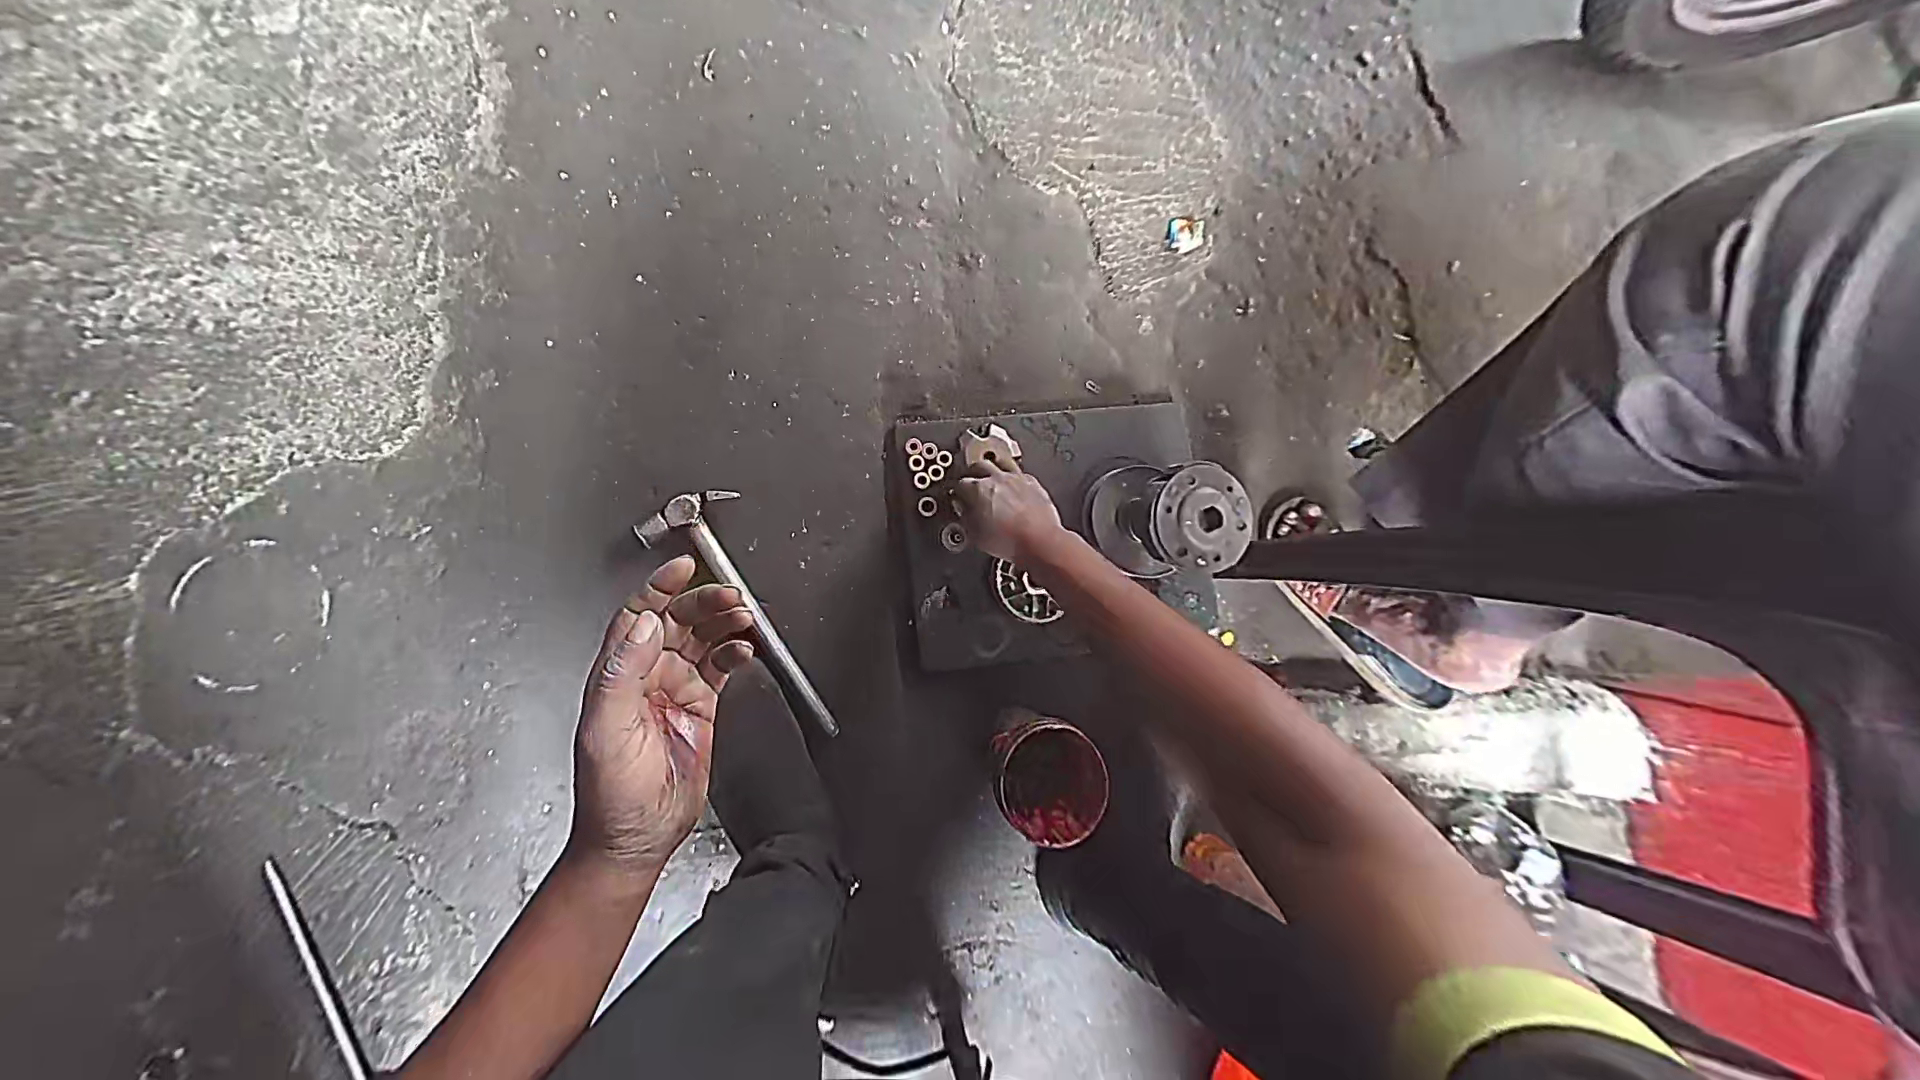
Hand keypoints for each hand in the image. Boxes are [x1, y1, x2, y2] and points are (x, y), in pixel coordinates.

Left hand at [569, 556, 754, 880]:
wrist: (637, 836)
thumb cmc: (611, 793)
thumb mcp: (607, 728)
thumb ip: (622, 672)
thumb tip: (642, 623)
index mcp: (618, 674)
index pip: (638, 615)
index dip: (660, 587)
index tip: (683, 568)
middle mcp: (646, 675)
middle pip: (677, 621)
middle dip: (705, 602)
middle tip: (731, 595)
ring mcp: (674, 689)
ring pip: (702, 639)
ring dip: (723, 623)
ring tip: (744, 616)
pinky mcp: (699, 706)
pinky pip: (720, 667)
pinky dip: (734, 652)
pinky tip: (743, 649)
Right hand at [955, 457, 1064, 561]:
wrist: (1039, 541)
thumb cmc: (1010, 540)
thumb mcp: (975, 535)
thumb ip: (966, 518)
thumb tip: (964, 512)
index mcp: (977, 489)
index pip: (960, 484)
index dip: (956, 491)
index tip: (957, 496)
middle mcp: (997, 479)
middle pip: (979, 465)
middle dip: (972, 472)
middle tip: (971, 480)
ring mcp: (1017, 479)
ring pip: (1001, 463)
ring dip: (994, 469)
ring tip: (991, 477)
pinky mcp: (1033, 484)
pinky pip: (1020, 474)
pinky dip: (1013, 479)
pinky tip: (1013, 487)